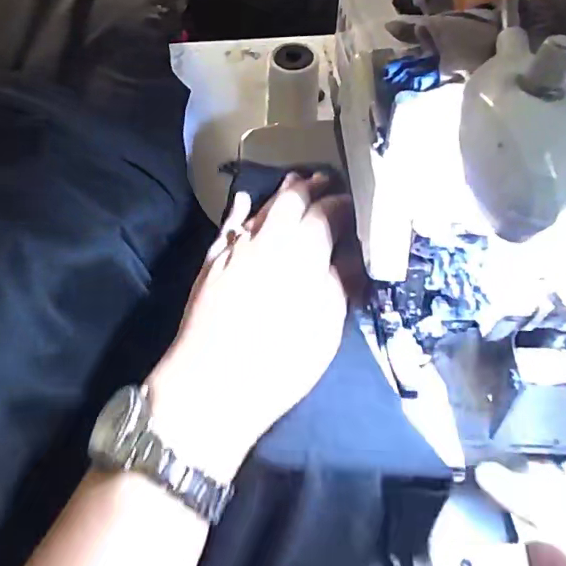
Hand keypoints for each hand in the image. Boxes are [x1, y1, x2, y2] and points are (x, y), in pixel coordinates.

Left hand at [147, 173, 354, 480]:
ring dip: (282, 193)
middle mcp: (269, 241)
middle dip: (312, 187)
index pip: (327, 213)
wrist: (212, 385)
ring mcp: (236, 249)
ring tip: (296, 181)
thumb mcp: (326, 329)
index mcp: (304, 254)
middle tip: (327, 180)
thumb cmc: (281, 363)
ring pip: (262, 208)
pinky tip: (246, 201)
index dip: (343, 205)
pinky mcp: (212, 262)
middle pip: (292, 200)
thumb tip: (350, 259)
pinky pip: (229, 225)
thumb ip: (339, 285)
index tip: (354, 204)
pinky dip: (242, 209)